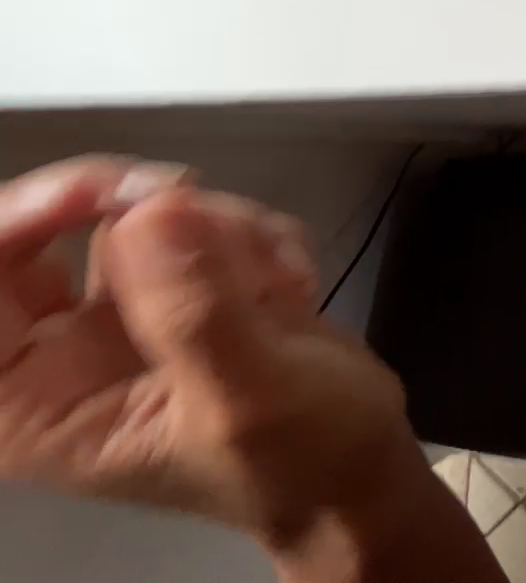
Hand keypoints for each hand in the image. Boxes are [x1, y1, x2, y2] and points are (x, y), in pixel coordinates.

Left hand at [0, 157, 430, 556]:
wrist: (363, 463)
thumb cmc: (295, 457)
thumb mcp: (246, 397)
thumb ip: (197, 311)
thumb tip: (155, 210)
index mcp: (27, 395)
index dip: (25, 220)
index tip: (123, 190)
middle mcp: (64, 346)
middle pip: (57, 230)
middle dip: (147, 212)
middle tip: (205, 205)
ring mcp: (140, 313)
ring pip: (156, 219)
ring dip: (234, 233)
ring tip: (282, 286)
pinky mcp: (208, 290)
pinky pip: (220, 226)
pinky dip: (269, 239)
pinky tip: (295, 286)